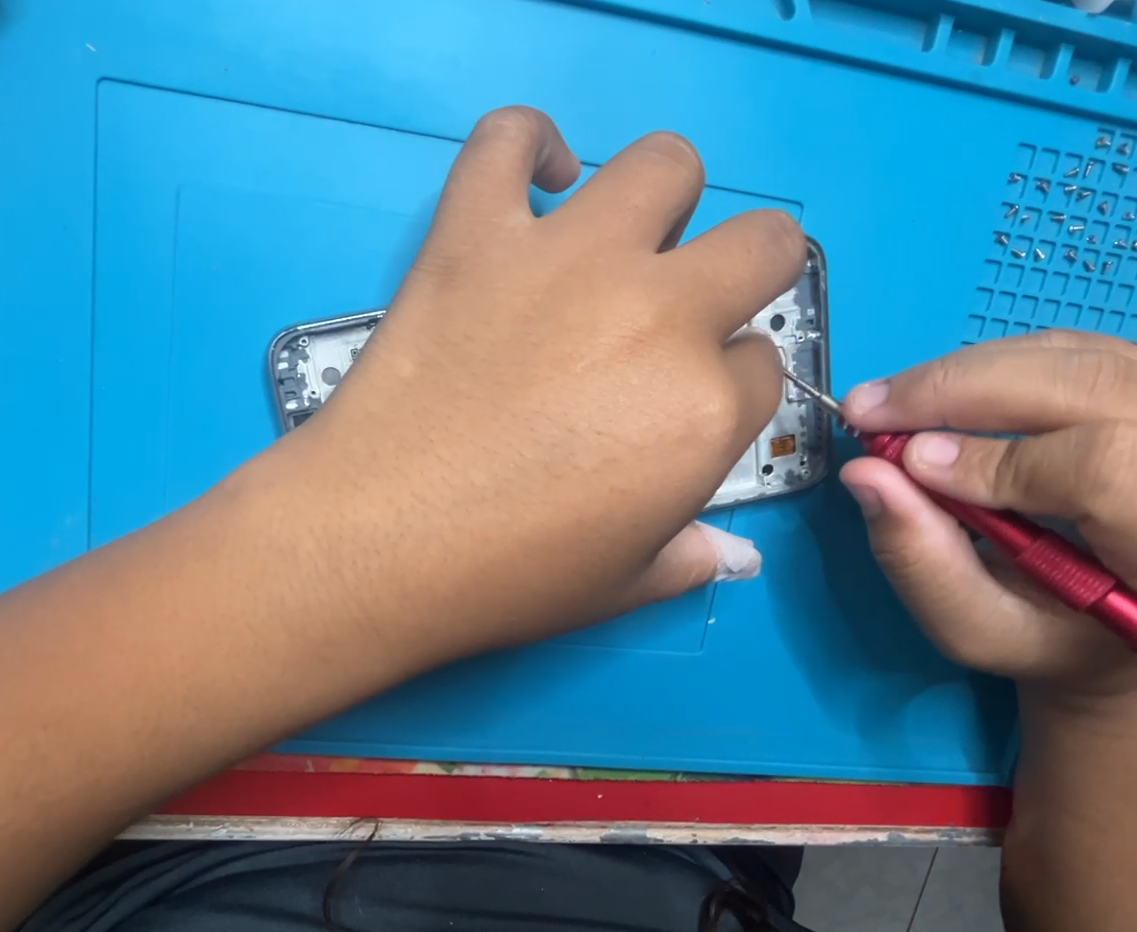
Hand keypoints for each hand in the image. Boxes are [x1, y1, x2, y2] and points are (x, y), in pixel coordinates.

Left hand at [228, 107, 804, 664]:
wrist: (375, 541)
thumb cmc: (505, 577)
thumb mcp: (620, 586)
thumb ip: (689, 558)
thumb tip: (734, 556)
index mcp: (703, 409)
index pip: (760, 367)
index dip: (726, 387)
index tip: (681, 405)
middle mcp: (658, 315)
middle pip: (762, 247)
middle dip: (744, 278)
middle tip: (679, 315)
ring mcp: (567, 261)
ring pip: (665, 167)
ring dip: (662, 202)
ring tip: (619, 246)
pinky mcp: (477, 234)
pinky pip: (508, 139)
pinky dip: (527, 145)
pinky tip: (534, 181)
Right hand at [837, 332, 1136, 705]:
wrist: (1129, 634)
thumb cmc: (1056, 644)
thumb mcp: (976, 630)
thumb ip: (921, 560)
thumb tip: (864, 472)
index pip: (1114, 467)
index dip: (998, 457)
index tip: (905, 464)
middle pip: (1097, 385)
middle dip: (961, 388)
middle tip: (866, 407)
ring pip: (1088, 356)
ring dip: (970, 369)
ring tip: (891, 398)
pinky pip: (1088, 351)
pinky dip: (999, 362)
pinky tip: (943, 390)